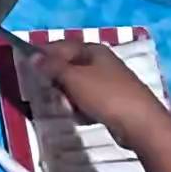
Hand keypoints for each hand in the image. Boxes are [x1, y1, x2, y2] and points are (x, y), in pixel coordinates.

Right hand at [35, 39, 170, 149]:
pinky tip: (83, 117)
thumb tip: (32, 56)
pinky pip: (87, 100)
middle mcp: (101, 61)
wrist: (141, 124)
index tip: (29, 68)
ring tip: (71, 109)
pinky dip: (81, 107)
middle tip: (54, 95)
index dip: (43, 55)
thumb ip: (51, 67)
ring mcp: (108, 81)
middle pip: (67, 66)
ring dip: (68, 97)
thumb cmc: (106, 95)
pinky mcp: (112, 101)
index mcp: (92, 49)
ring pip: (76, 85)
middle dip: (57, 81)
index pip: (60, 46)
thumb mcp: (73, 78)